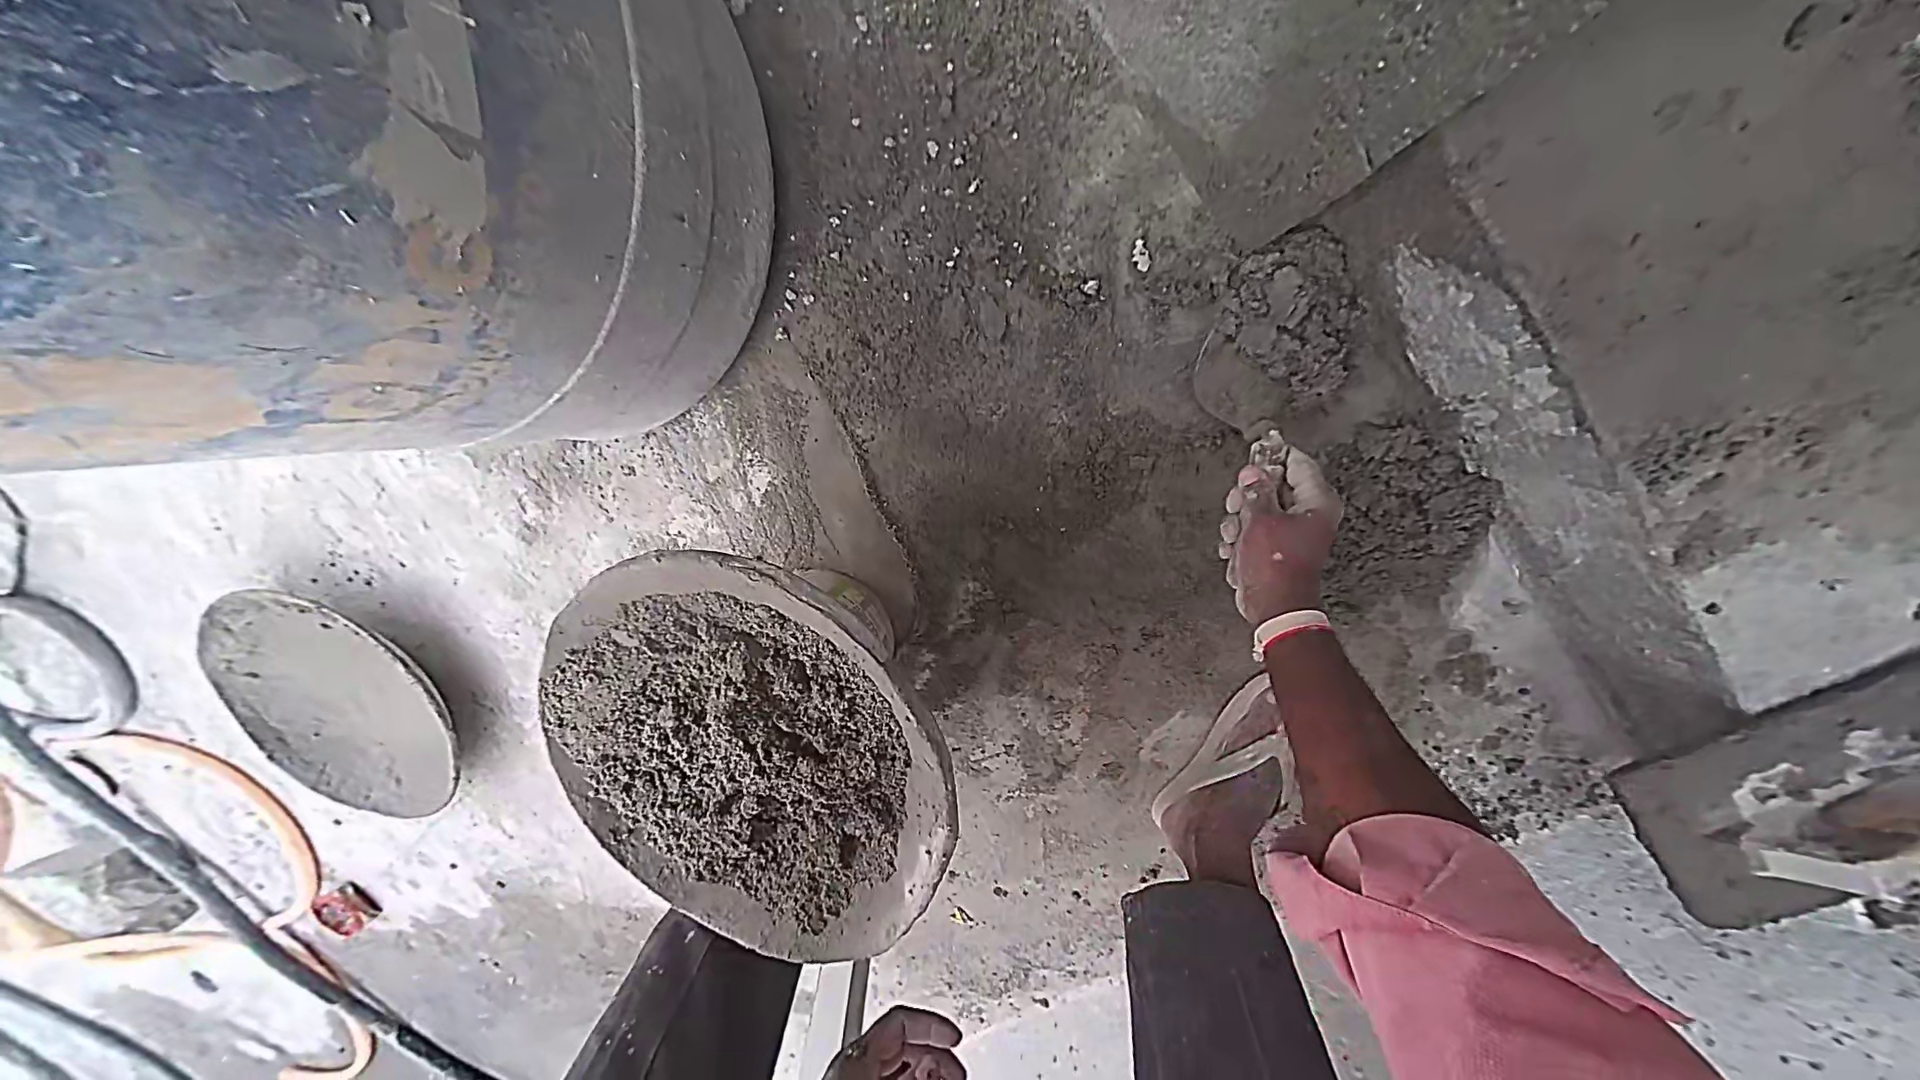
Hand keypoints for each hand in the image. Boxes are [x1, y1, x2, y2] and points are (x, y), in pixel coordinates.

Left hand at [822, 1005, 965, 1079]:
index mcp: (858, 1055)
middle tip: (955, 1073)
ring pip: (896, 1066)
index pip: (902, 1020)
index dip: (933, 1025)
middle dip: (934, 1056)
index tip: (954, 1038)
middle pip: (902, 1043)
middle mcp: (852, 1064)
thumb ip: (924, 1076)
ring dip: (925, 1074)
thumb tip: (949, 1073)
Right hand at [1218, 439, 1341, 624]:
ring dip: (1239, 519)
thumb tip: (1253, 472)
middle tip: (1236, 504)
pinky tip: (1234, 549)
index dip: (1273, 457)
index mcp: (1317, 502)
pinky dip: (1241, 537)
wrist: (1273, 605)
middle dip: (1248, 495)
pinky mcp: (1276, 547)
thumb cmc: (1274, 564)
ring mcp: (1292, 531)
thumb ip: (1256, 490)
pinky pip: (1254, 530)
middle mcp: (1309, 514)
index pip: (1298, 462)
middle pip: (1274, 485)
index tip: (1253, 456)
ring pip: (1259, 508)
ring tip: (1234, 535)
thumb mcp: (1260, 519)